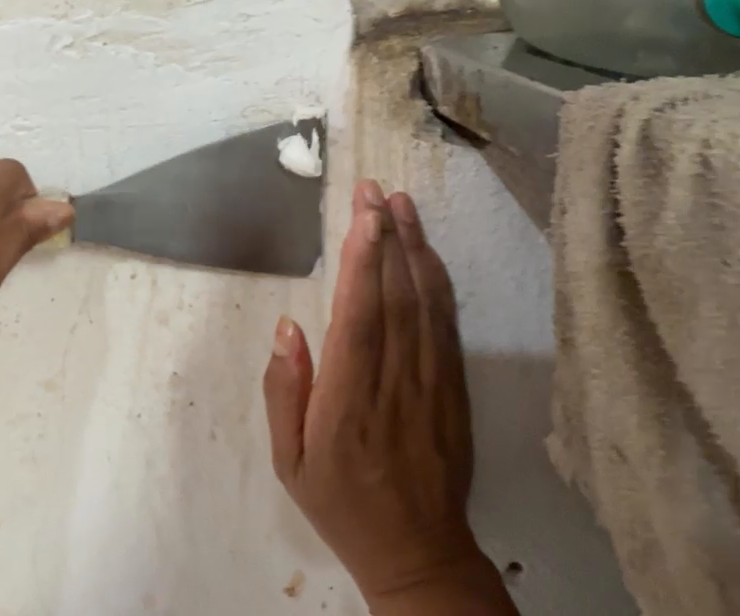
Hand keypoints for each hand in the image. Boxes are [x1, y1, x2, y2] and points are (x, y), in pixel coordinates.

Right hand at [263, 181, 506, 610]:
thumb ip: (285, 392)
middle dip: (384, 237)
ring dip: (413, 247)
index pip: (359, 319)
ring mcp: (432, 381)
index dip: (363, 262)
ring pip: (425, 301)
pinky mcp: (454, 383)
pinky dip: (437, 279)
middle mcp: (394, 383)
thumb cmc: (342, 502)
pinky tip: (425, 250)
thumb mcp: (290, 462)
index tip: (362, 216)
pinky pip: (446, 322)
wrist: (419, 549)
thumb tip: (287, 327)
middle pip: (394, 297)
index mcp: (348, 402)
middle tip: (374, 190)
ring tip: (401, 203)